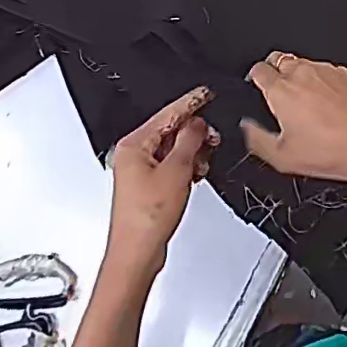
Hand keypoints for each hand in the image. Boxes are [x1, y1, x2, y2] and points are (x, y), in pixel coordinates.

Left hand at [107, 86, 218, 275]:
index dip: (190, 103)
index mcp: (133, 145)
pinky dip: (185, 167)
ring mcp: (139, 171)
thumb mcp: (177, 171)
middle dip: (194, 134)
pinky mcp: (148, 186)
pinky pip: (170, 166)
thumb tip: (198, 124)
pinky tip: (195, 174)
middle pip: (169, 130)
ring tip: (203, 160)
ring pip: (172, 149)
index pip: (167, 114)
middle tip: (213, 136)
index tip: (205, 94)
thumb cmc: (146, 217)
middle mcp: (133, 155)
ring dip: (191, 153)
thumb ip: (189, 141)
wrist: (138, 252)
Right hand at [242, 52, 346, 183]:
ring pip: (301, 62)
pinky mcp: (343, 72)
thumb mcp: (282, 158)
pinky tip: (325, 101)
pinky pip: (323, 69)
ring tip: (304, 100)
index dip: (255, 79)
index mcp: (281, 90)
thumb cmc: (332, 150)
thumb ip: (256, 139)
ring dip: (297, 75)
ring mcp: (324, 70)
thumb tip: (246, 127)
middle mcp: (301, 74)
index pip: (258, 69)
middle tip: (279, 93)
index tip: (258, 88)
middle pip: (277, 59)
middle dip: (274, 73)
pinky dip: (319, 80)